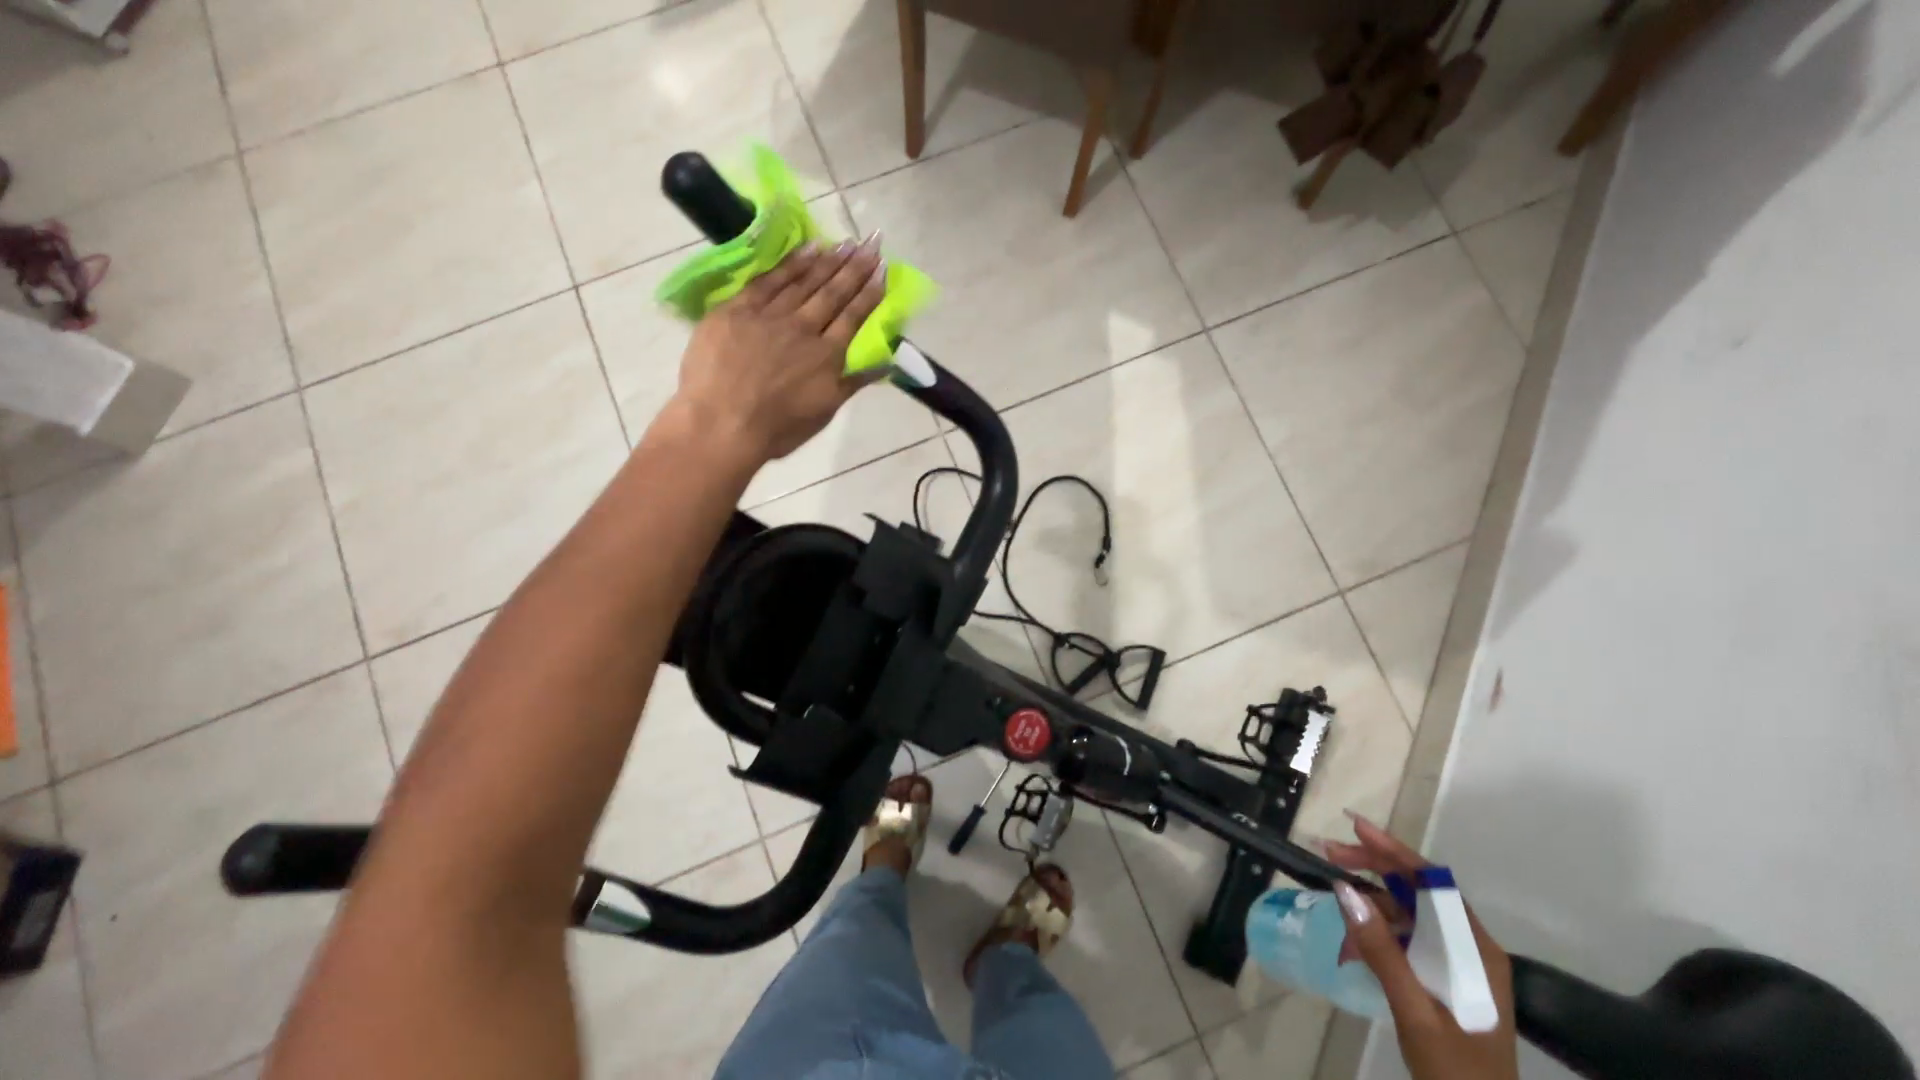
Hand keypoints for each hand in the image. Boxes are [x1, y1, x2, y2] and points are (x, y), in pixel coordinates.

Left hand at [673, 236, 888, 463]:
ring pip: (803, 281)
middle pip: (832, 293)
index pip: (853, 317)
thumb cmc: (775, 428)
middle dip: (854, 267)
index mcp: (826, 356)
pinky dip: (789, 264)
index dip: (869, 292)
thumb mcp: (823, 412)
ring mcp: (769, 316)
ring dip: (827, 260)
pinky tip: (806, 249)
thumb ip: (853, 383)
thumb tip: (886, 364)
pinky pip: (768, 280)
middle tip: (871, 242)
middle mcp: (803, 329)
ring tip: (844, 242)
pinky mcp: (737, 310)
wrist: (721, 424)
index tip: (883, 269)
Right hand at [1327, 815, 1519, 1079]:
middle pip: (1420, 891)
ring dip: (1371, 905)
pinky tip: (1352, 947)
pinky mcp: (1446, 983)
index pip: (1433, 882)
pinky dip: (1378, 936)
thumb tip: (1345, 890)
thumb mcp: (1414, 1011)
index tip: (1354, 828)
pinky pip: (1409, 943)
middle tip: (1327, 854)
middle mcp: (1472, 949)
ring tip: (1332, 903)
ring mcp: (1461, 967)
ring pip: (1411, 916)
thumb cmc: (1455, 1072)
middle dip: (1374, 868)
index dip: (1393, 850)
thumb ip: (1381, 951)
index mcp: (1475, 950)